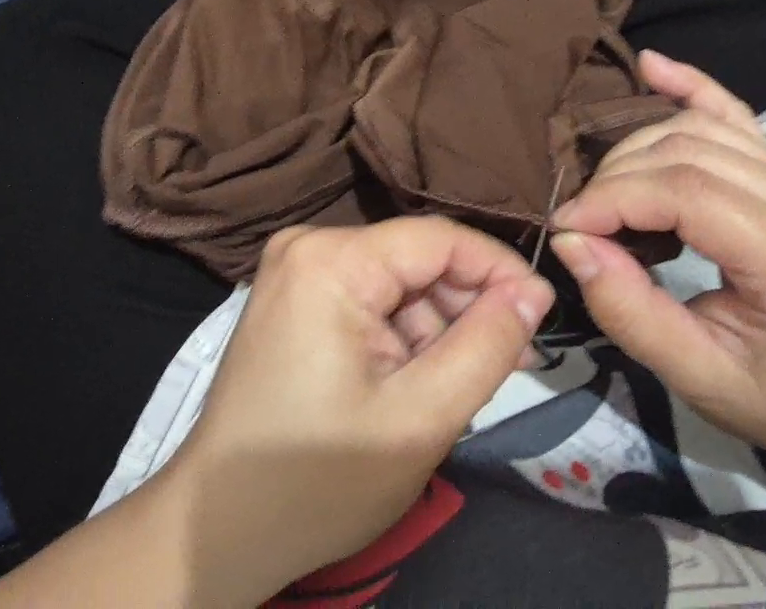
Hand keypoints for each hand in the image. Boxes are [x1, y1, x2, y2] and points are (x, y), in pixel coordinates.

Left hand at [165, 217, 554, 601]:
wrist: (221, 527)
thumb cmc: (319, 479)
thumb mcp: (421, 417)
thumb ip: (487, 345)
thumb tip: (534, 292)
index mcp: (331, 260)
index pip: (441, 238)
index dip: (500, 271)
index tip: (543, 317)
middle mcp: (308, 247)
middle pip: (418, 259)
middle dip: (467, 308)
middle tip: (509, 365)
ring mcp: (296, 273)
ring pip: (399, 283)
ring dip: (437, 330)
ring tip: (454, 391)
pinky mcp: (294, 301)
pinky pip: (370, 301)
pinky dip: (404, 337)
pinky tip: (415, 385)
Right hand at [548, 50, 765, 474]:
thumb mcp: (699, 379)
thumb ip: (632, 313)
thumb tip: (571, 243)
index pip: (690, 192)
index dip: (614, 198)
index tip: (566, 228)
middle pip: (689, 151)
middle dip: (616, 178)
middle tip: (579, 224)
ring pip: (700, 128)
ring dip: (635, 149)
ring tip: (602, 195)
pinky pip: (733, 113)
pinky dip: (690, 86)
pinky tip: (652, 66)